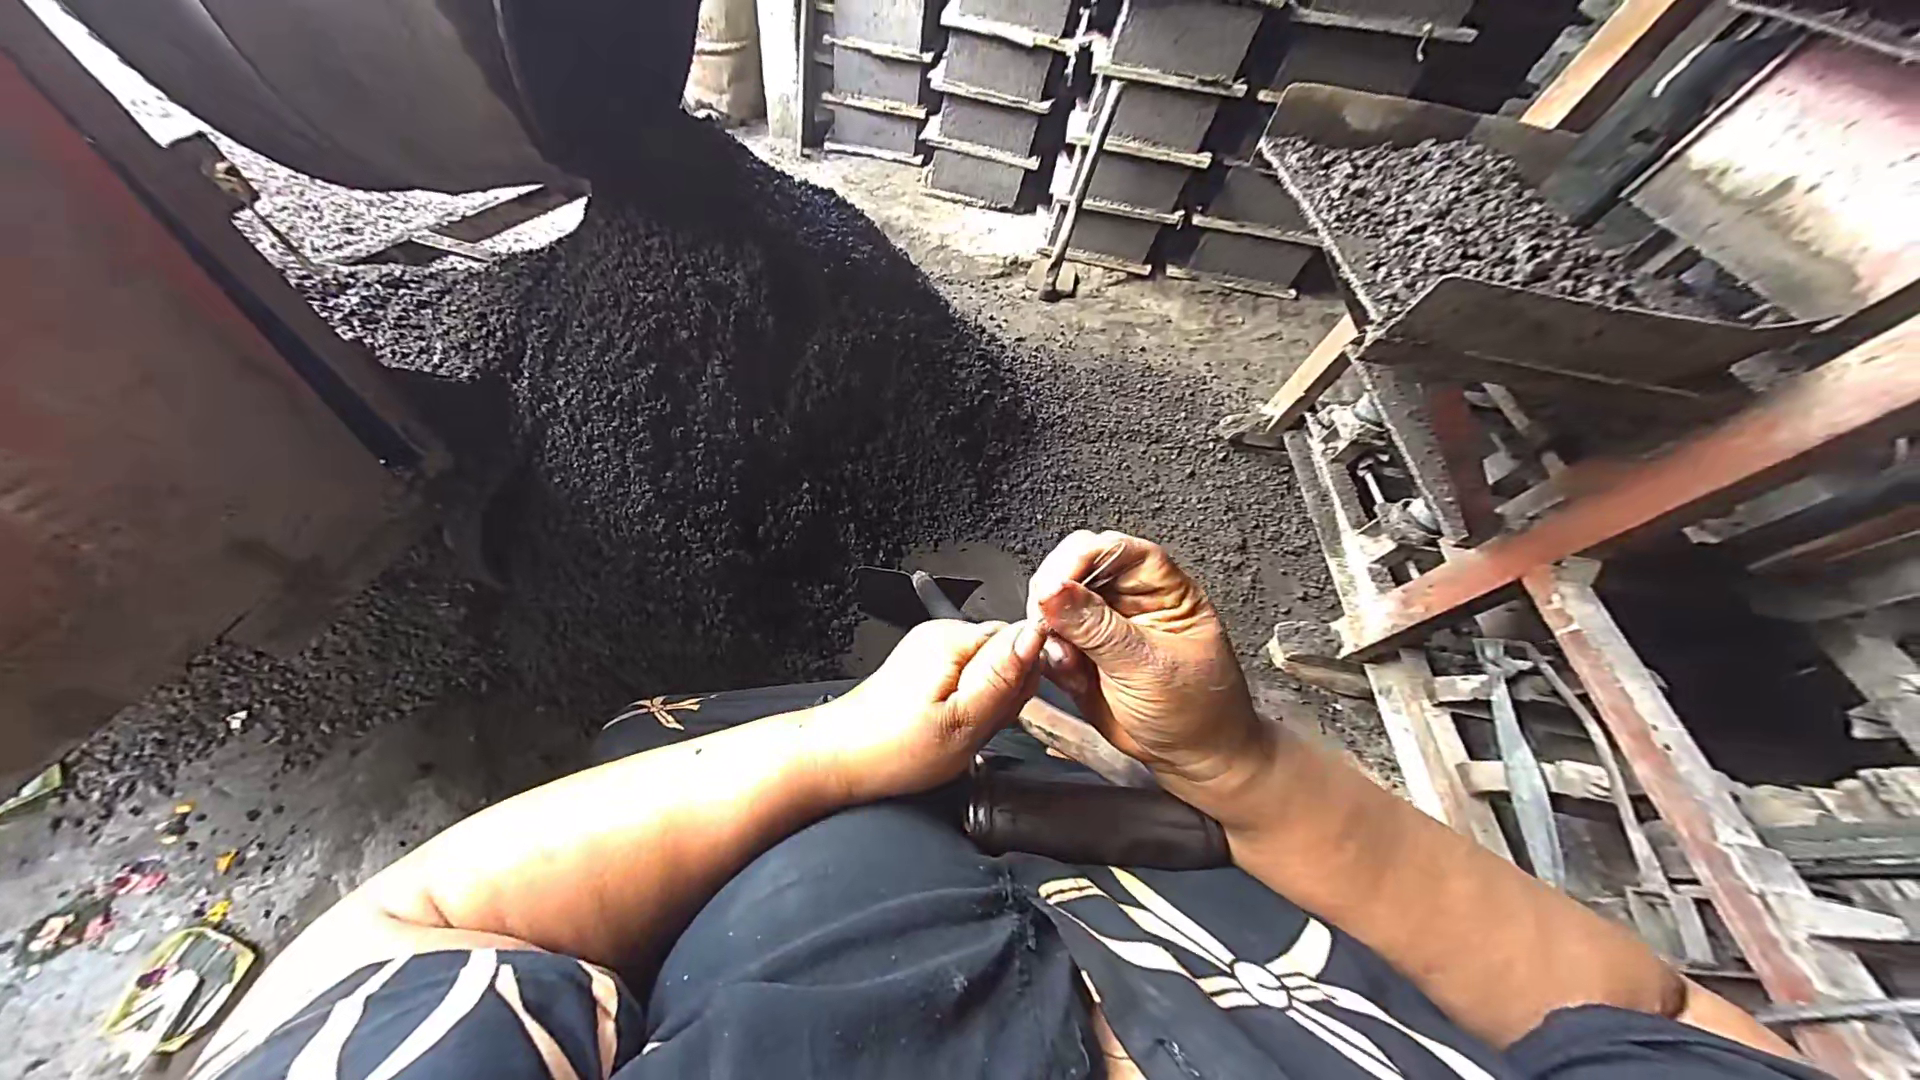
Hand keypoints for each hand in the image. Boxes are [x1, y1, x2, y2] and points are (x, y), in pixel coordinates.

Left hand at [818, 619, 1045, 802]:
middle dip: (1003, 694)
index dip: (1019, 684)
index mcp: (953, 638)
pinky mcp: (928, 664)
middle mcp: (943, 634)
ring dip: (986, 702)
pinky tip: (949, 724)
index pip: (1022, 642)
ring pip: (992, 670)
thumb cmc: (890, 747)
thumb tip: (1036, 636)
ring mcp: (934, 648)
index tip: (998, 710)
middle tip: (974, 724)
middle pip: (1008, 654)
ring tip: (958, 727)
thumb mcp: (961, 722)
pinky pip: (970, 678)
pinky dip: (969, 703)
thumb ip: (1003, 678)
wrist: (840, 758)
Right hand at [1026, 531, 1270, 798]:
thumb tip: (1053, 590)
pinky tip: (1072, 677)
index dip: (1081, 558)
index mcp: (1161, 588)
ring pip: (1054, 601)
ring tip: (1071, 663)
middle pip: (1075, 566)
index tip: (1055, 584)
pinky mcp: (1080, 650)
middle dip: (1054, 592)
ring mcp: (1101, 623)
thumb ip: (1098, 628)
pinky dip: (1049, 655)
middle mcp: (1128, 598)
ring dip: (1050, 629)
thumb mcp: (1149, 668)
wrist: (1193, 761)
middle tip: (1049, 623)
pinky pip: (1048, 638)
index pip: (1115, 549)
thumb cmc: (1198, 713)